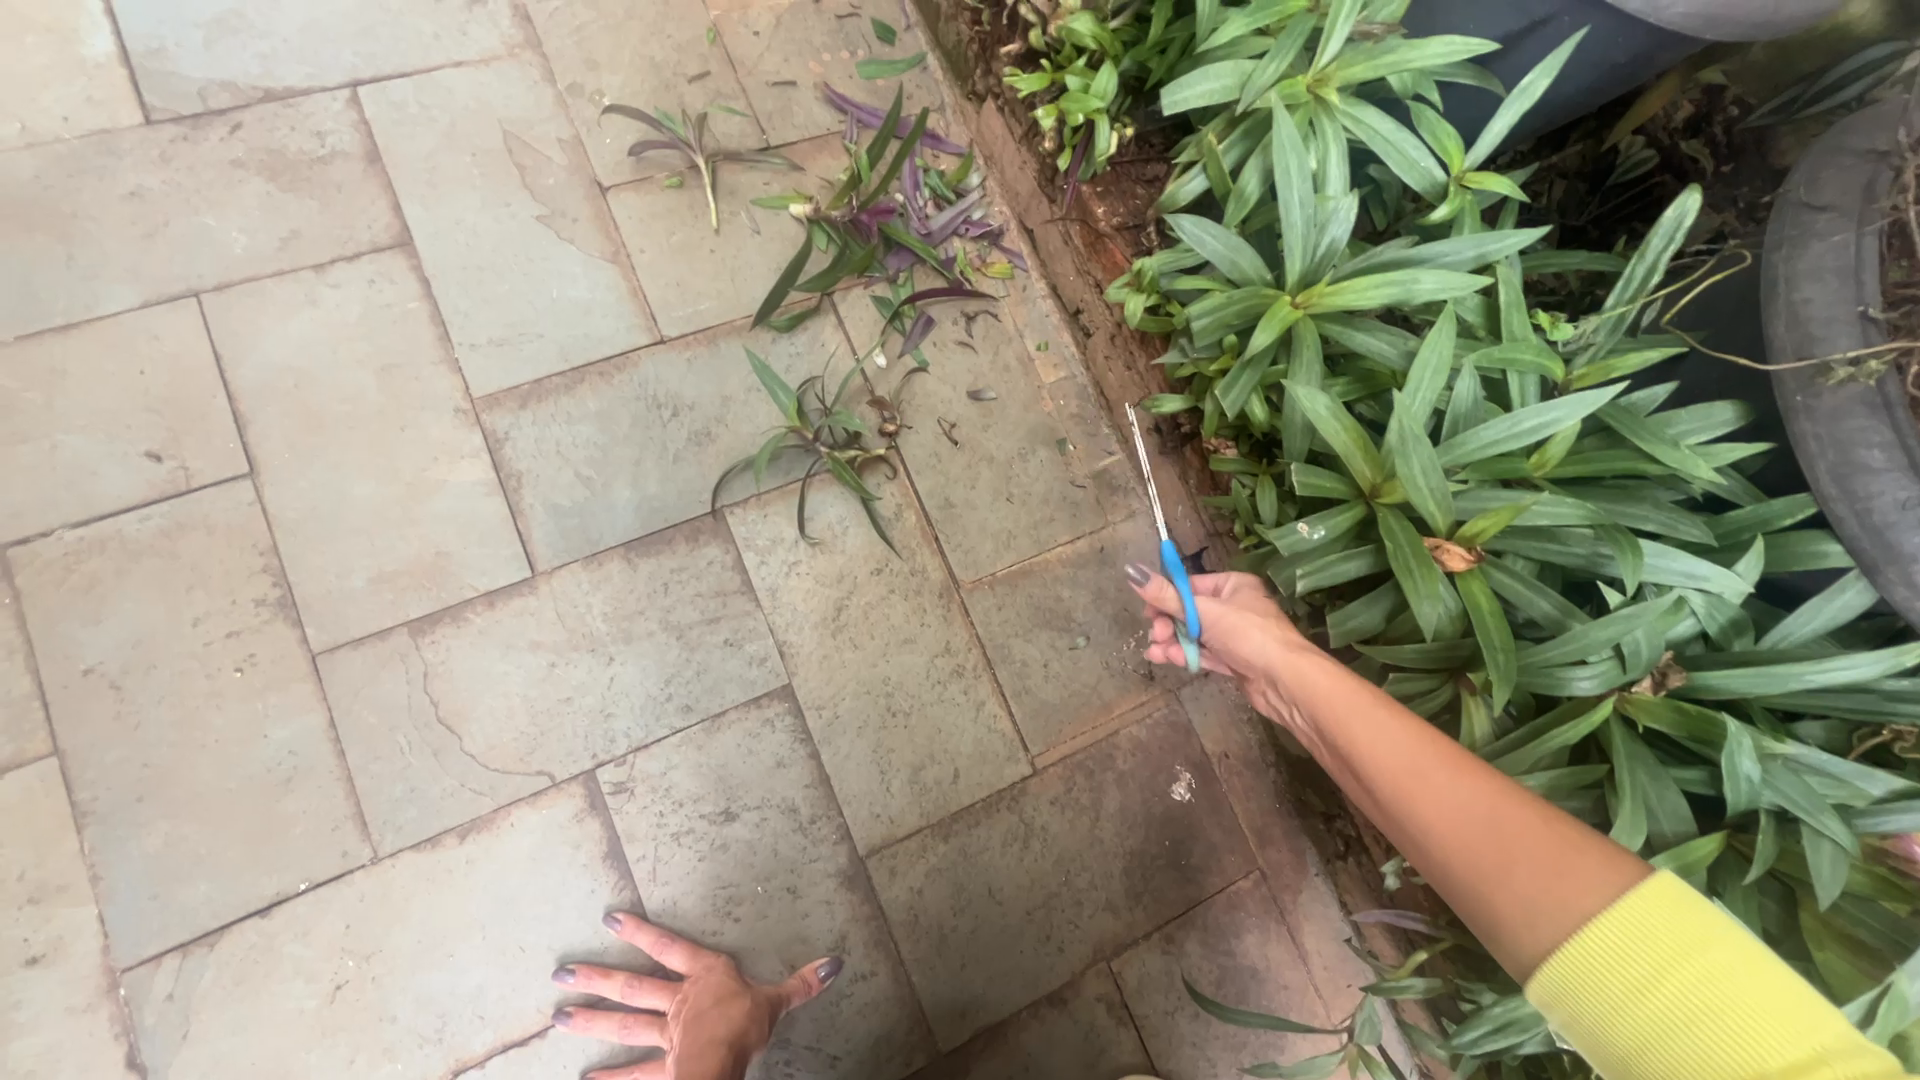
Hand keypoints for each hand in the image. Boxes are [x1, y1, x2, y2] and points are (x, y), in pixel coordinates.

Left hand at [550, 912, 841, 1079]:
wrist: (723, 1063)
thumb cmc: (745, 1025)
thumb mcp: (776, 1001)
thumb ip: (802, 983)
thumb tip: (835, 963)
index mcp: (705, 976)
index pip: (669, 947)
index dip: (640, 932)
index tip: (610, 918)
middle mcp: (679, 1001)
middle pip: (633, 986)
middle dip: (598, 977)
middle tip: (562, 972)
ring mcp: (666, 1035)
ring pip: (624, 1023)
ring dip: (592, 1019)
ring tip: (559, 1015)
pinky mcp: (663, 1067)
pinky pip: (635, 1072)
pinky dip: (612, 1075)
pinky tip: (586, 1077)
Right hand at [1127, 563, 1335, 733]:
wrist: (1284, 680)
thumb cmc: (1247, 635)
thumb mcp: (1202, 611)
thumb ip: (1165, 596)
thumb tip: (1130, 570)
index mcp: (1233, 585)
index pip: (1190, 586)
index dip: (1166, 598)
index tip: (1147, 612)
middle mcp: (1234, 607)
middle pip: (1189, 612)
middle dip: (1168, 625)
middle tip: (1157, 635)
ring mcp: (1234, 636)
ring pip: (1194, 635)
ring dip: (1173, 643)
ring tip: (1156, 653)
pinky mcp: (1234, 660)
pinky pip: (1204, 653)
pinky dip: (1186, 655)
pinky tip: (1168, 659)